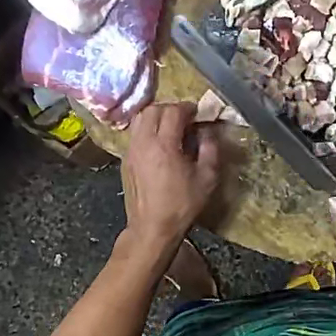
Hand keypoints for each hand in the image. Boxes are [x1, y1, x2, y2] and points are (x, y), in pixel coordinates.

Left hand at [122, 102, 218, 243]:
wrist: (152, 227)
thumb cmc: (182, 204)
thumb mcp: (207, 177)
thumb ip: (210, 148)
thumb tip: (208, 130)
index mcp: (163, 145)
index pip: (173, 112)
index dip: (187, 108)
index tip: (197, 113)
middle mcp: (143, 142)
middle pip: (152, 109)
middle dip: (170, 108)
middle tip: (185, 118)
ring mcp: (130, 150)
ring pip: (139, 118)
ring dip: (155, 116)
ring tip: (170, 126)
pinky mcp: (125, 158)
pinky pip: (134, 133)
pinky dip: (146, 128)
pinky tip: (158, 142)